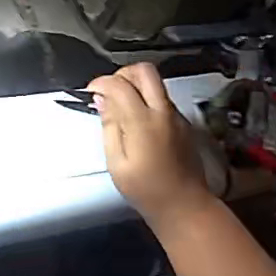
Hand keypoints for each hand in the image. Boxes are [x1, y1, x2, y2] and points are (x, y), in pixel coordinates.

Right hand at [87, 64, 214, 225]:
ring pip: (155, 84)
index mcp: (143, 122)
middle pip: (144, 71)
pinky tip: (136, 123)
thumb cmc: (146, 190)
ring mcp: (176, 116)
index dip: (100, 83)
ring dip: (135, 86)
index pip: (119, 84)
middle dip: (122, 74)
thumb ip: (110, 127)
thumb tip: (103, 101)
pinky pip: (162, 100)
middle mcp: (163, 112)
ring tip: (120, 109)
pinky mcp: (183, 123)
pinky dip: (146, 100)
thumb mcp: (117, 163)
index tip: (91, 92)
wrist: (184, 205)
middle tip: (109, 91)